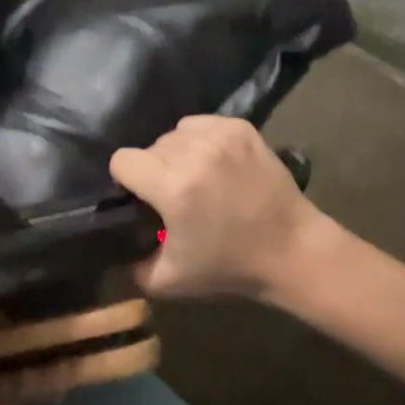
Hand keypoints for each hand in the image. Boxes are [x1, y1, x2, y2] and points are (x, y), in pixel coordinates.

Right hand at [109, 115, 341, 298]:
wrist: (294, 251)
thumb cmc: (230, 266)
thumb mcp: (169, 281)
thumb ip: (131, 266)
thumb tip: (111, 248)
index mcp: (174, 187)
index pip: (123, 160)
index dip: (127, 181)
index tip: (144, 199)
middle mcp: (195, 153)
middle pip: (149, 147)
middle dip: (154, 169)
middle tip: (175, 196)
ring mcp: (221, 137)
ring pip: (173, 133)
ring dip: (176, 153)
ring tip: (196, 178)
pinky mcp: (241, 129)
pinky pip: (199, 123)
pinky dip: (199, 139)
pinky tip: (213, 162)